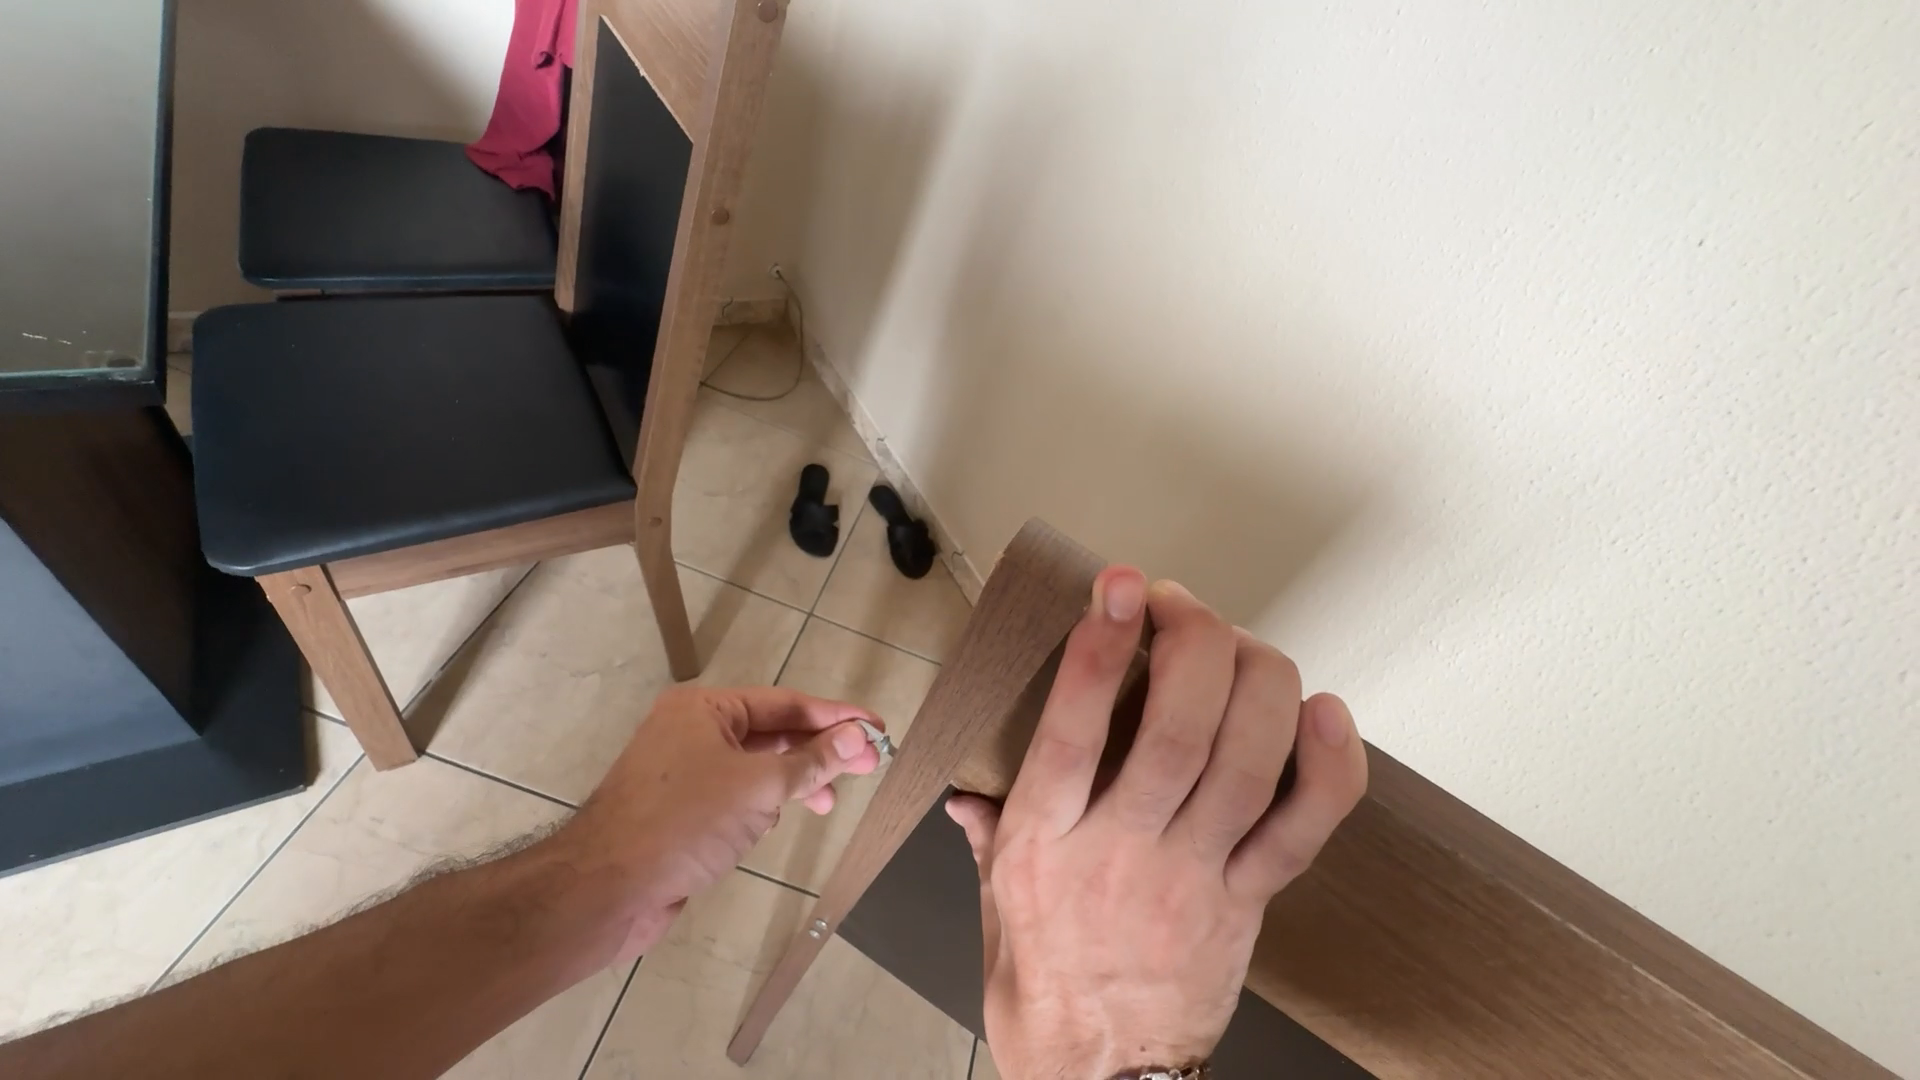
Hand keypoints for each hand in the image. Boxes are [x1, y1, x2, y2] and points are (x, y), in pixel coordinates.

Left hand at [545, 685, 883, 961]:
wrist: (602, 892)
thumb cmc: (684, 824)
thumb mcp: (759, 787)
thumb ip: (812, 761)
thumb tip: (858, 737)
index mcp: (706, 708)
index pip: (786, 704)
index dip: (836, 717)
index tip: (877, 729)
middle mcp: (693, 730)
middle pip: (773, 733)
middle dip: (819, 752)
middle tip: (868, 765)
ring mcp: (684, 770)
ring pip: (756, 766)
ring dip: (793, 781)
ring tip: (827, 803)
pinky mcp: (681, 809)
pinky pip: (736, 794)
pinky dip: (762, 803)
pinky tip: (775, 822)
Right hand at [946, 568, 1367, 1078]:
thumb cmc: (1040, 984)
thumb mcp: (992, 904)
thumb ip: (986, 836)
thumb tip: (964, 795)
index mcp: (1047, 842)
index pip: (1073, 732)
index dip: (1099, 653)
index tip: (1119, 590)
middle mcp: (1123, 850)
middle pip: (1175, 733)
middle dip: (1190, 646)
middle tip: (1179, 602)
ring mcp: (1197, 877)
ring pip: (1244, 765)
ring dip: (1255, 682)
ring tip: (1239, 638)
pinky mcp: (1250, 902)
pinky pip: (1304, 830)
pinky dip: (1329, 766)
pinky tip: (1327, 709)